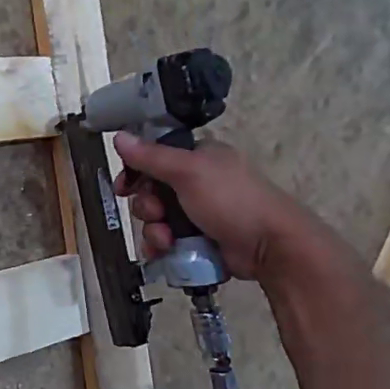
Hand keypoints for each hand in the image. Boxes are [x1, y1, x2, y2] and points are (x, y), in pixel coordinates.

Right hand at [112, 133, 306, 281]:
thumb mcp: (189, 172)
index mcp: (198, 157)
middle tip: (156, 213)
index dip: (135, 171)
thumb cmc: (232, 200)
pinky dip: (162, 247)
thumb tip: (119, 136)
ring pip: (156, 219)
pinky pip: (167, 240)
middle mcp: (197, 182)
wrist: (270, 246)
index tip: (124, 186)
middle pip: (150, 191)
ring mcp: (198, 212)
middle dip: (147, 207)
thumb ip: (151, 156)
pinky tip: (166, 252)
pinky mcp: (199, 239)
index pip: (154, 157)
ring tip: (167, 240)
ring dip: (154, 231)